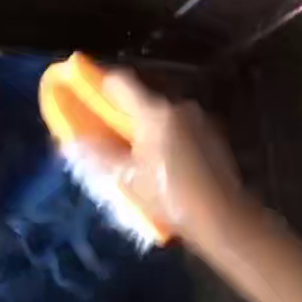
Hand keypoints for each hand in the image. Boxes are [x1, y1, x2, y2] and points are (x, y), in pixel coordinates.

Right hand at [99, 68, 249, 240]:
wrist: (225, 220)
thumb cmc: (171, 199)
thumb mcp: (128, 181)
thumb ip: (99, 157)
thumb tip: (76, 141)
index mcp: (154, 113)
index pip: (120, 81)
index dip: (100, 83)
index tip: (86, 92)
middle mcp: (177, 107)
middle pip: (141, 98)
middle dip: (122, 112)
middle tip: (108, 132)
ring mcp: (198, 119)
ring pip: (161, 113)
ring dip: (146, 126)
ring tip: (136, 153)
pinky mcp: (212, 133)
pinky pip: (178, 125)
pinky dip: (166, 135)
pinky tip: (163, 161)